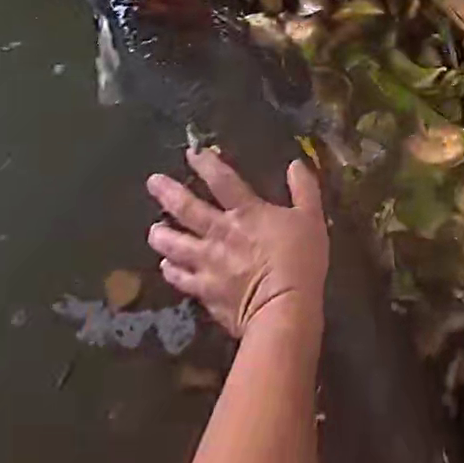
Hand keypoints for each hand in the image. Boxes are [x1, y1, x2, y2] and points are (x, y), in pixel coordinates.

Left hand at [145, 149, 328, 338]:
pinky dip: (172, 271)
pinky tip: (166, 267)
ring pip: (177, 245)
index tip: (192, 152)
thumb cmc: (300, 260)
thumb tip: (296, 164)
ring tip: (153, 229)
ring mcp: (209, 264)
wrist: (282, 309)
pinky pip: (182, 279)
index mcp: (247, 212)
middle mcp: (221, 233)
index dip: (207, 164)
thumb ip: (304, 188)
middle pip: (189, 209)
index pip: (223, 181)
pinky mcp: (205, 291)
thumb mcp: (311, 217)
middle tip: (152, 182)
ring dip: (163, 235)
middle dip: (169, 193)